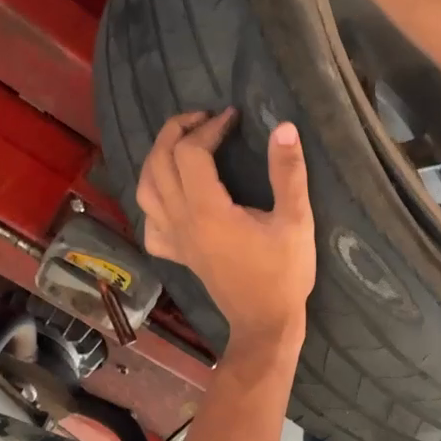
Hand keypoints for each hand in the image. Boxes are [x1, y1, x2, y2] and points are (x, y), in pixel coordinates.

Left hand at [135, 109, 315, 352]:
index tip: (233, 117)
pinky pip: (150, 223)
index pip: (191, 152)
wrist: (265, 323)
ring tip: (183, 145)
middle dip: (177, 131)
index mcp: (208, 212)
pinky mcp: (177, 254)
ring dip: (159, 158)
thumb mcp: (295, 222)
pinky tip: (173, 196)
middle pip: (159, 162)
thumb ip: (288, 174)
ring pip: (146, 188)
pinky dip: (154, 202)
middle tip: (205, 119)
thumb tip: (285, 127)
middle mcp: (182, 222)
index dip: (209, 127)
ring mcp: (175, 239)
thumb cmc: (283, 275)